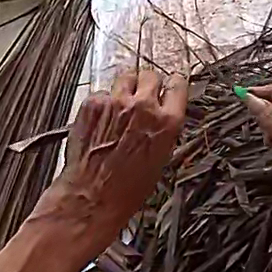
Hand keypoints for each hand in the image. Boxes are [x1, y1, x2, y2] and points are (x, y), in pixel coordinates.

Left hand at [38, 69, 187, 243]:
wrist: (93, 196)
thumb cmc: (127, 187)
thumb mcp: (161, 157)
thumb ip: (163, 128)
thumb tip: (161, 115)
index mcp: (167, 122)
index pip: (178, 85)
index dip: (173, 85)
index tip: (170, 86)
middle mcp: (144, 107)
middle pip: (151, 75)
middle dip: (148, 84)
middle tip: (142, 96)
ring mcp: (116, 102)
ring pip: (126, 77)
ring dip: (126, 88)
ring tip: (121, 105)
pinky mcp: (93, 103)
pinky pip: (102, 92)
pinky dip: (103, 102)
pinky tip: (102, 120)